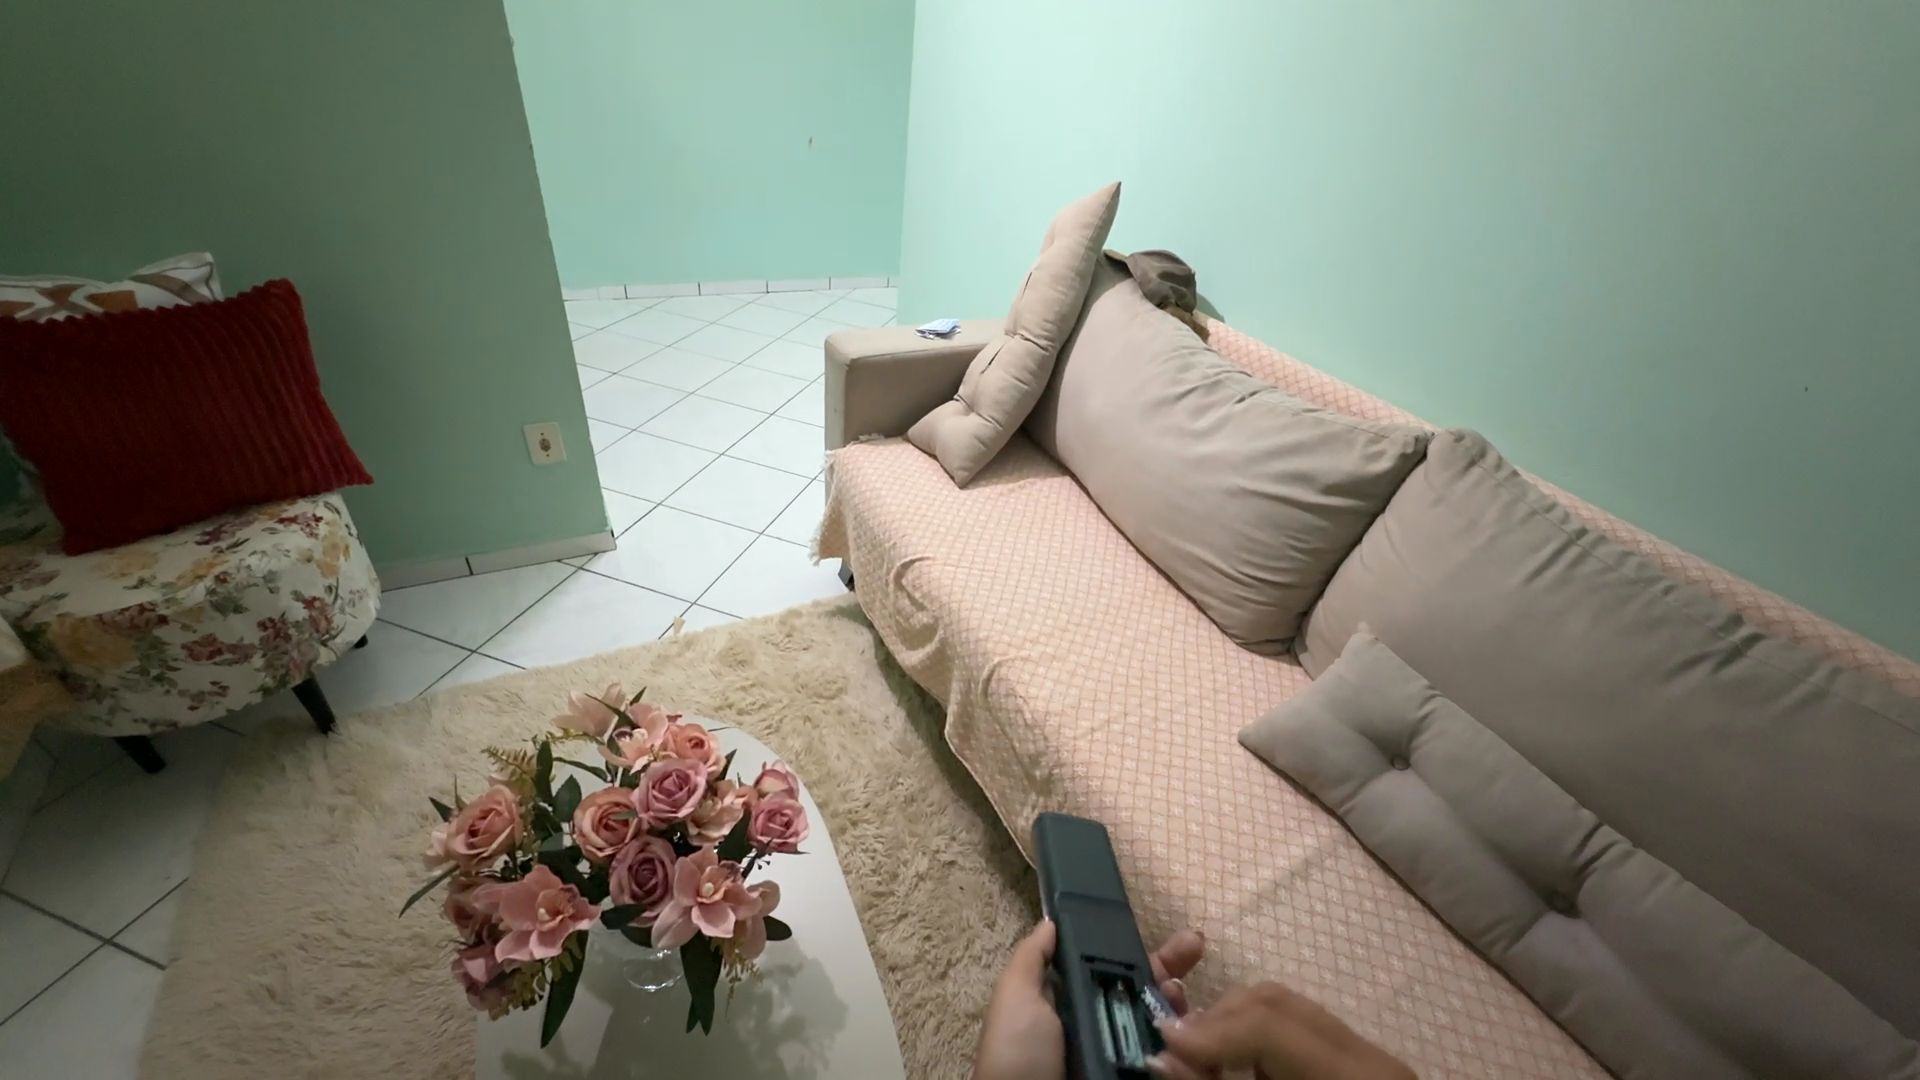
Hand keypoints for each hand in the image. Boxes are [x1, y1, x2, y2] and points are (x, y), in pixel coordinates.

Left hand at [972, 920, 1205, 1079]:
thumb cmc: (1018, 1052)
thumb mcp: (1017, 996)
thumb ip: (1033, 957)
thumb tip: (1051, 920)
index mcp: (1077, 1004)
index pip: (1119, 972)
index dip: (1146, 957)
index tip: (1175, 943)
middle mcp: (1106, 1030)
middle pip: (1150, 999)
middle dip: (1174, 977)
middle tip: (1194, 952)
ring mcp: (1127, 1064)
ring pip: (1169, 1034)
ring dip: (1182, 1012)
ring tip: (1184, 1000)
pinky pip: (1173, 1069)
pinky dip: (1188, 1055)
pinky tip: (1194, 1038)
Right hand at [1150, 982, 1415, 1079]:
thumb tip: (1162, 1059)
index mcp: (1357, 1077)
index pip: (1269, 1023)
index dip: (1209, 1030)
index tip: (1162, 1043)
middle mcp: (1369, 1054)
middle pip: (1271, 1000)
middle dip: (1214, 1020)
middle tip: (1177, 1051)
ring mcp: (1369, 1053)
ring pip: (1282, 1006)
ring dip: (1233, 1026)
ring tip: (1205, 1060)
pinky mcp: (1361, 1061)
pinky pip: (1297, 1027)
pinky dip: (1258, 1041)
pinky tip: (1242, 1067)